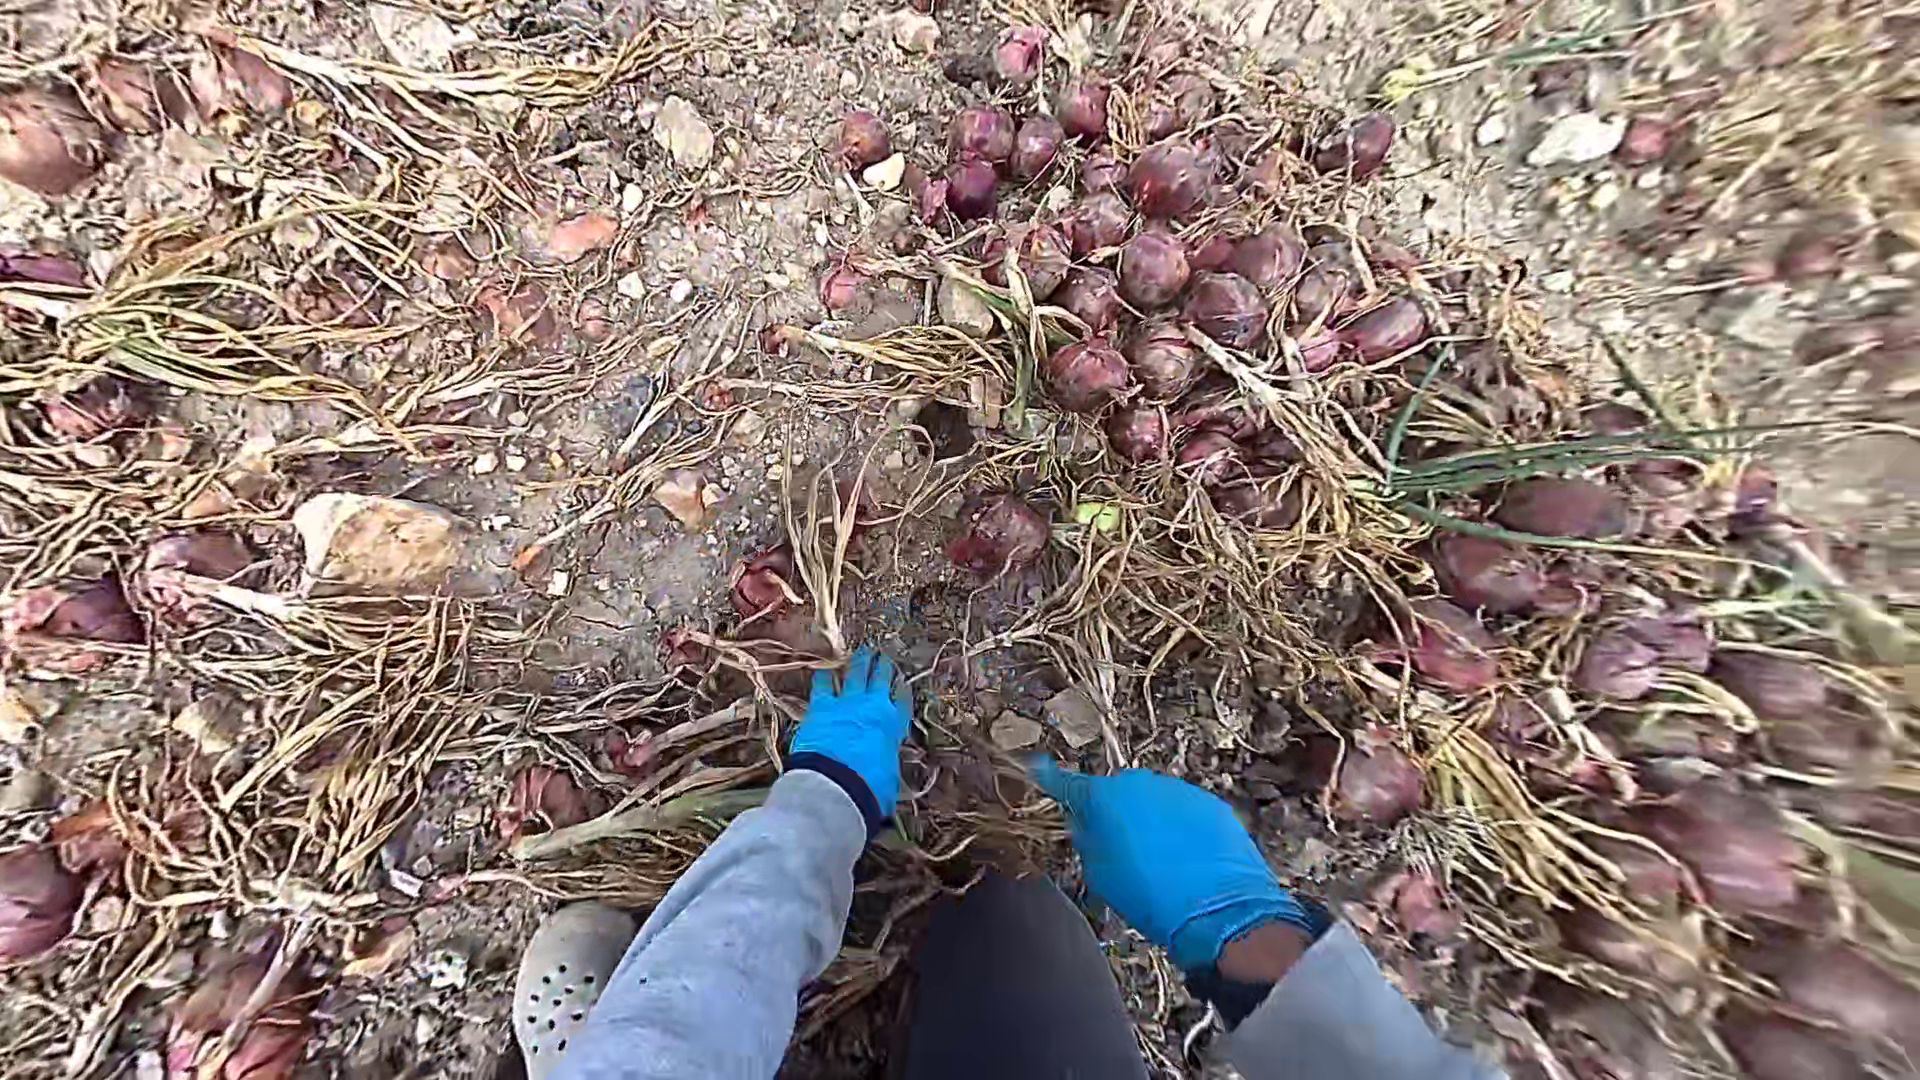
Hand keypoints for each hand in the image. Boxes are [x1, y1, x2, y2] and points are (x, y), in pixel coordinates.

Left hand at [791, 646, 912, 817]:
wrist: (835, 786)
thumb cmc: (867, 789)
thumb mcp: (889, 780)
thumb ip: (888, 770)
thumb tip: (888, 779)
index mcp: (892, 725)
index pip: (902, 700)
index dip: (902, 688)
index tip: (901, 680)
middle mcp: (873, 708)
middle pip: (881, 679)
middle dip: (883, 665)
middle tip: (883, 655)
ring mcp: (847, 704)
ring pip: (856, 674)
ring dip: (859, 661)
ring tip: (863, 651)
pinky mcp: (822, 707)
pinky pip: (823, 685)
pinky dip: (824, 675)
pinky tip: (822, 667)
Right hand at [1029, 759, 1324, 971]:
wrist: (1223, 912)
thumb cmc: (1150, 897)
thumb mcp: (1100, 875)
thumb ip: (1087, 840)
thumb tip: (1084, 823)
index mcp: (1104, 798)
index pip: (1066, 783)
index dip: (1048, 777)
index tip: (1037, 768)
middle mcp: (1137, 783)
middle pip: (1114, 792)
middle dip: (1113, 812)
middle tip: (1120, 846)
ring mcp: (1175, 789)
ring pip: (1150, 799)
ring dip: (1148, 819)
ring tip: (1161, 859)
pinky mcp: (1208, 801)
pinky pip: (1183, 809)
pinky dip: (1180, 826)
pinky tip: (1189, 857)